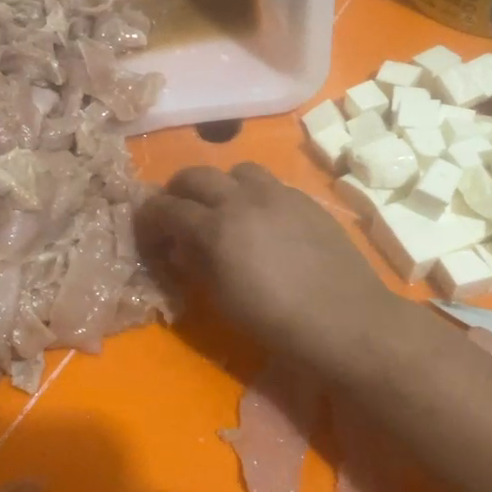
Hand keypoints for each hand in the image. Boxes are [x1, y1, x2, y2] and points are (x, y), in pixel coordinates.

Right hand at [135, 163, 398, 362]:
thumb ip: (196, 265)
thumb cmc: (276, 321)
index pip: (167, 208)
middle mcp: (242, 199)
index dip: (149, 217)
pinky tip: (261, 218)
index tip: (145, 229)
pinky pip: (269, 183)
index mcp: (215, 228)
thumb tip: (180, 247)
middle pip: (196, 175)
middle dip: (177, 190)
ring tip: (222, 208)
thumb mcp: (222, 299)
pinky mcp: (304, 199)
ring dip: (219, 185)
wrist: (346, 321)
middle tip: (175, 212)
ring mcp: (277, 194)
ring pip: (235, 170)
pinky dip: (252, 193)